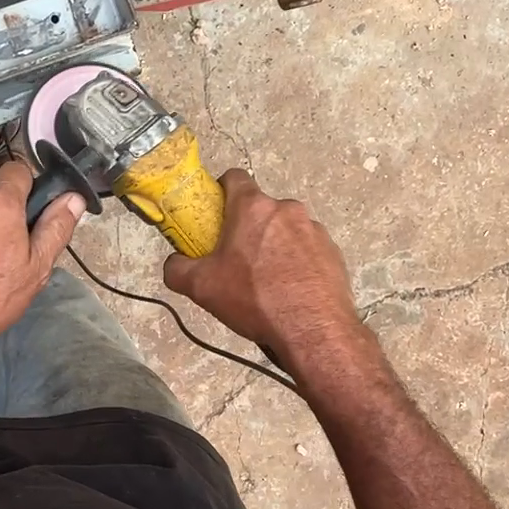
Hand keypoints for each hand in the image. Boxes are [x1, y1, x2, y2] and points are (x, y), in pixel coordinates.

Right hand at [162, 169, 364, 372]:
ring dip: (274, 246)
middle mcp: (287, 209)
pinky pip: (308, 250)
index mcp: (253, 208)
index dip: (221, 192)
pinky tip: (290, 291)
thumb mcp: (200, 287)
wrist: (313, 331)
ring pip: (285, 230)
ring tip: (266, 282)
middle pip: (260, 209)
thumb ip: (177, 269)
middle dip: (247, 228)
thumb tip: (174, 265)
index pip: (234, 177)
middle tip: (236, 260)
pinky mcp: (334, 252)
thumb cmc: (254, 299)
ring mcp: (315, 230)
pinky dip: (297, 263)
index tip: (215, 215)